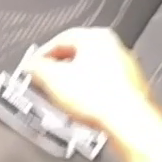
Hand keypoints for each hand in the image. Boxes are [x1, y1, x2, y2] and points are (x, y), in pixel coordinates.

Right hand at [23, 28, 161, 146]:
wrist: (129, 124)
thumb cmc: (101, 98)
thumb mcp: (55, 80)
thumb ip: (37, 68)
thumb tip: (31, 65)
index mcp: (97, 36)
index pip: (61, 39)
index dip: (42, 54)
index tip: (33, 67)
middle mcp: (115, 47)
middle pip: (77, 55)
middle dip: (58, 70)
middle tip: (45, 83)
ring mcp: (125, 68)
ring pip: (91, 71)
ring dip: (74, 84)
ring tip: (63, 99)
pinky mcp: (131, 89)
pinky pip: (104, 87)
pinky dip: (90, 94)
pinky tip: (83, 108)